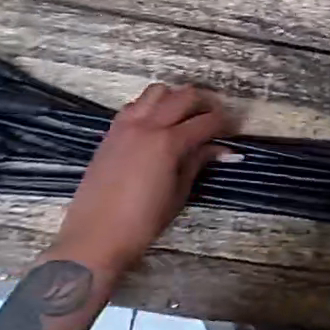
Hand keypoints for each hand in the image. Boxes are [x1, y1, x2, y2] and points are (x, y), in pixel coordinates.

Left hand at [54, 84, 235, 273]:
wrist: (95, 237)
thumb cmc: (143, 221)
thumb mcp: (179, 192)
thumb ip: (198, 162)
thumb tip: (219, 149)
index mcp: (168, 143)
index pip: (206, 121)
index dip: (225, 124)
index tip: (233, 130)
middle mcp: (147, 126)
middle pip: (185, 96)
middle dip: (205, 103)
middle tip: (215, 119)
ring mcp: (125, 126)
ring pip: (157, 92)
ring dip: (176, 98)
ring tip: (185, 116)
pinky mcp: (111, 133)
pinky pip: (135, 105)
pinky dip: (151, 106)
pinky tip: (158, 125)